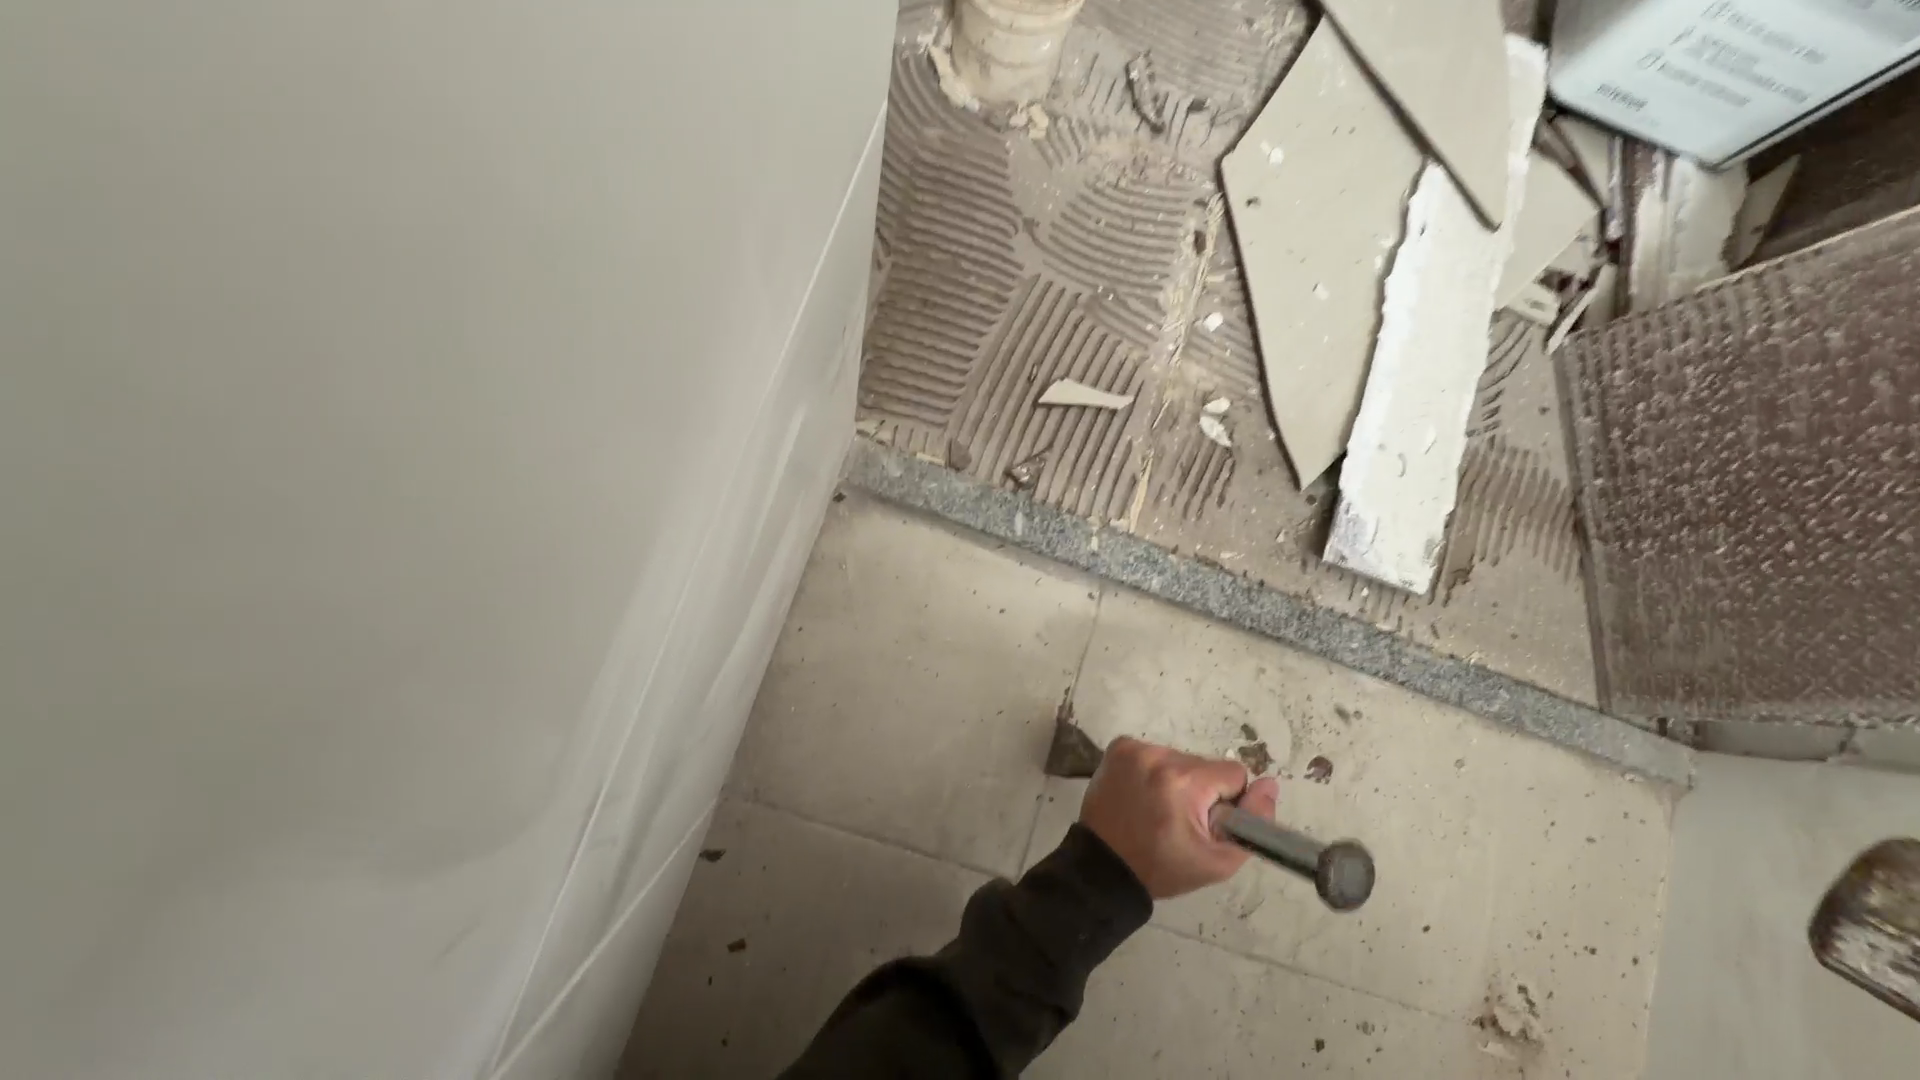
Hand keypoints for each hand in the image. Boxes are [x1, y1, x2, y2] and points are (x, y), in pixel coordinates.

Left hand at [1077, 736, 1280, 899]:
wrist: (1103, 867)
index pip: (1234, 773)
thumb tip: (1270, 784)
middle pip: (1205, 765)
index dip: (1228, 801)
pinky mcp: (1118, 748)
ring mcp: (1134, 748)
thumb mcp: (1217, 860)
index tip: (1207, 822)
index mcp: (1183, 781)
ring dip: (1178, 780)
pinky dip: (1155, 772)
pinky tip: (1143, 796)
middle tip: (1179, 820)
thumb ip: (1252, 822)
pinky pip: (1155, 754)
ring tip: (1159, 810)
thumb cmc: (1162, 868)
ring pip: (1180, 758)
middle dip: (1202, 790)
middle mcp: (1158, 755)